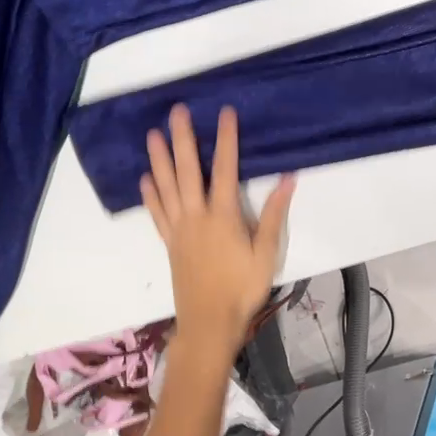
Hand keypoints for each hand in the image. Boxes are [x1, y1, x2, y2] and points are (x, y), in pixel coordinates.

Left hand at [141, 104, 295, 357]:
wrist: (208, 324)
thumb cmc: (243, 288)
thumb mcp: (267, 252)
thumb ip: (273, 214)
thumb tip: (288, 178)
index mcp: (223, 216)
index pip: (225, 168)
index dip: (226, 139)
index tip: (225, 113)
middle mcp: (196, 216)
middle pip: (187, 170)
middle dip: (183, 139)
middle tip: (176, 111)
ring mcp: (179, 229)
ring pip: (167, 187)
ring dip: (159, 159)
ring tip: (153, 134)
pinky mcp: (170, 243)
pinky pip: (158, 213)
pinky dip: (151, 194)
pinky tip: (147, 178)